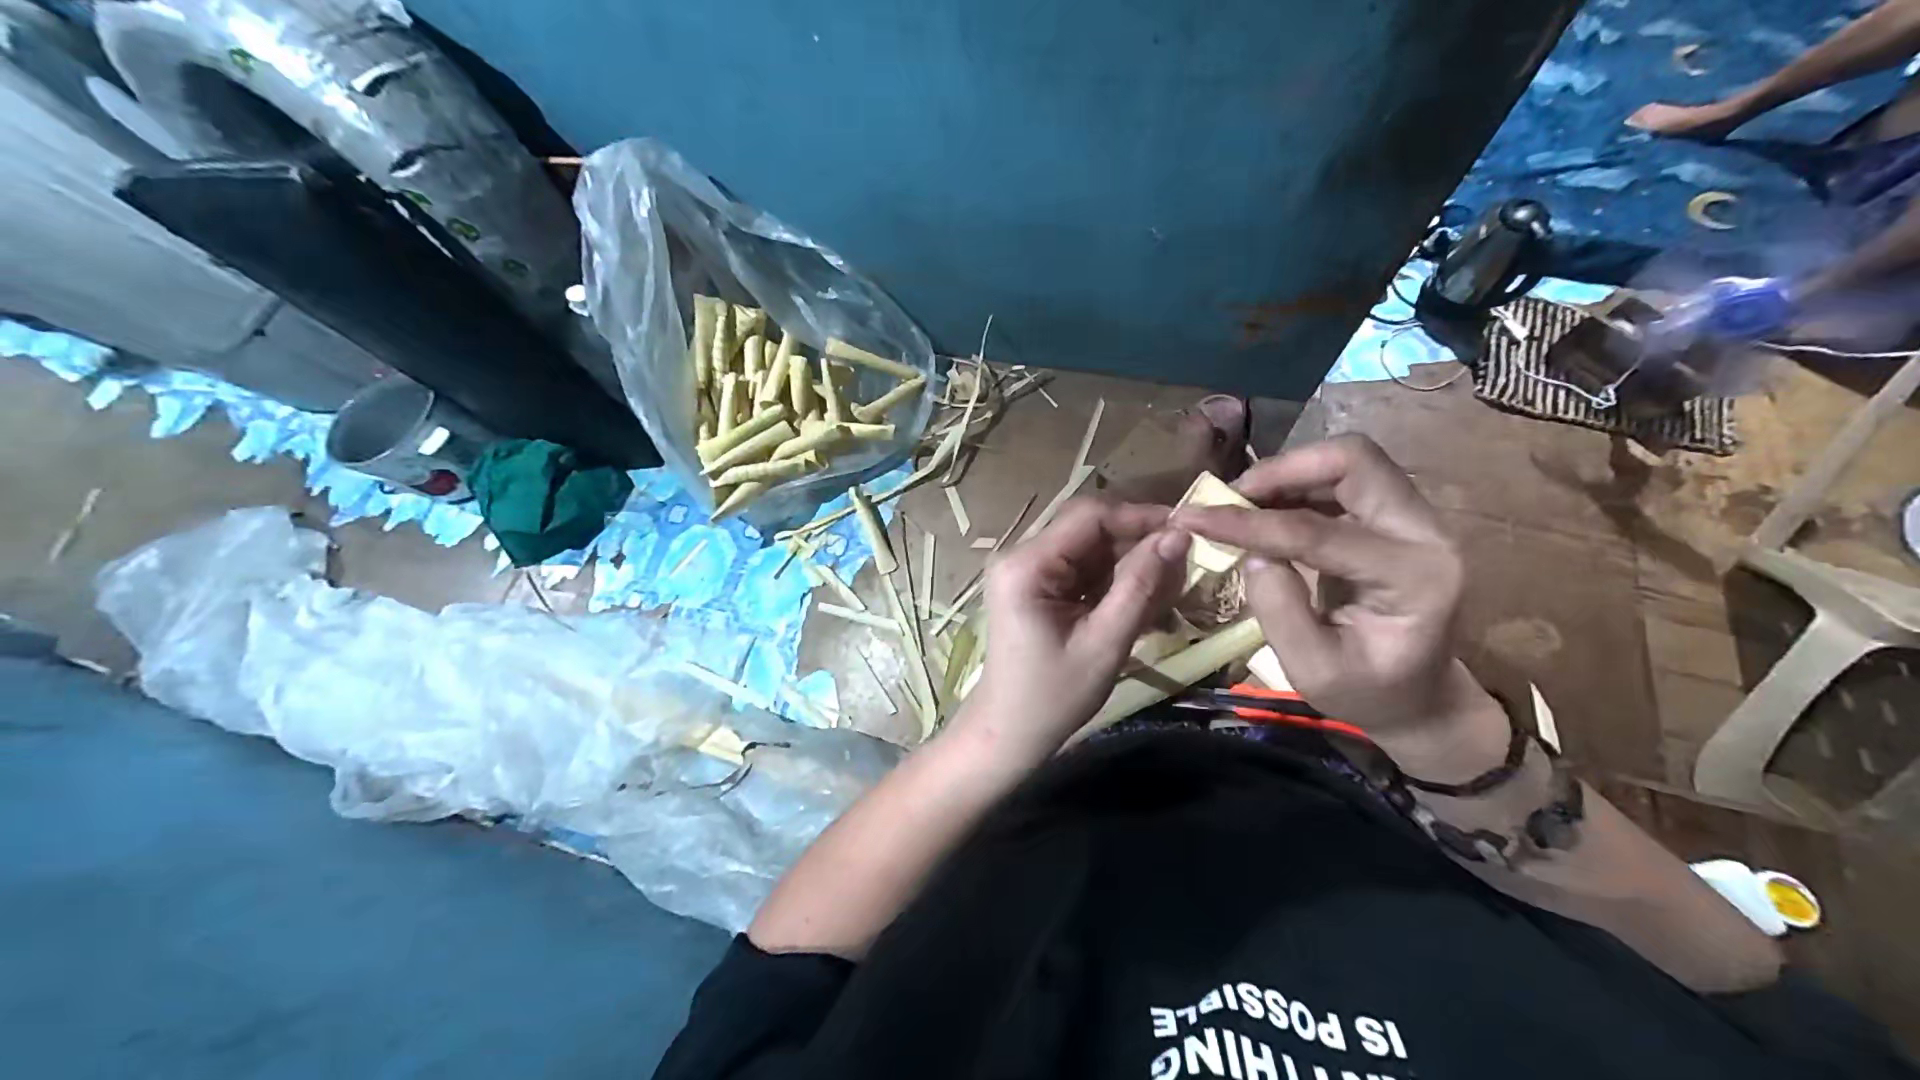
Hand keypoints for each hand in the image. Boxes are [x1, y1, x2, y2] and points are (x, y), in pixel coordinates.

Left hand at [958, 499, 1190, 759]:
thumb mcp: (1104, 643)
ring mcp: (1028, 571)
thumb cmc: (1053, 697)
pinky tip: (1145, 599)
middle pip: (1090, 529)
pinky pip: (1083, 570)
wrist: (1009, 732)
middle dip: (1138, 542)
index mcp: (1026, 565)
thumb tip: (1178, 536)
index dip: (1139, 517)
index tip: (1186, 531)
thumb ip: (1140, 586)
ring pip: (1091, 549)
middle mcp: (1022, 557)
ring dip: (1131, 563)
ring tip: (1170, 587)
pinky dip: (1115, 581)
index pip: (1089, 517)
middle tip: (1184, 564)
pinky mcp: (1038, 587)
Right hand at [1172, 434, 1472, 735]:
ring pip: (1349, 460)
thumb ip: (1279, 610)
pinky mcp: (1397, 516)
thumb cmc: (1367, 692)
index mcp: (1414, 578)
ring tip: (1241, 502)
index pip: (1317, 531)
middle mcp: (1427, 533)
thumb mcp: (1312, 671)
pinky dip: (1298, 483)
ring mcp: (1417, 519)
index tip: (1191, 518)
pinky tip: (1266, 508)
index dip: (1248, 523)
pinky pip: (1345, 477)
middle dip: (1282, 470)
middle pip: (1354, 460)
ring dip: (1288, 472)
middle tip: (1230, 496)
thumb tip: (1252, 553)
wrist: (1419, 697)